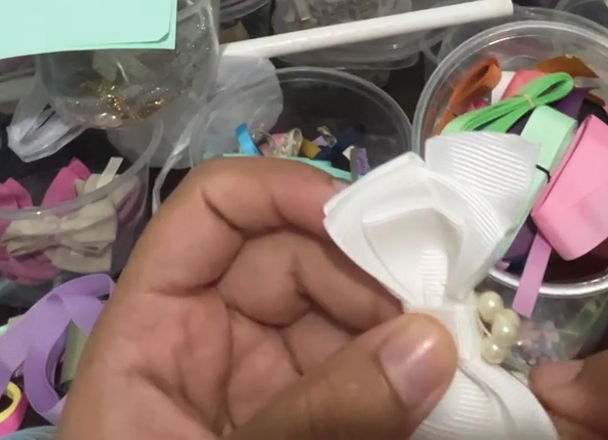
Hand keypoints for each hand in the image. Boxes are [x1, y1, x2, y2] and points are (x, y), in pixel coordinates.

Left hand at [58, 157, 457, 438]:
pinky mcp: (299, 420)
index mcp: (154, 329)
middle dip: (365, 272)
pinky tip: (443, 390)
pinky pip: (355, 372)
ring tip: (453, 359)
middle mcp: (207, 338)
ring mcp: (258, 381)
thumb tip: (433, 340)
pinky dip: (399, 376)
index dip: (283, 191)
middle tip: (437, 313)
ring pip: (336, 312)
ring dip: (396, 325)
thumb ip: (322, 416)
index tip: (366, 223)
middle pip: (291, 255)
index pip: (212, 210)